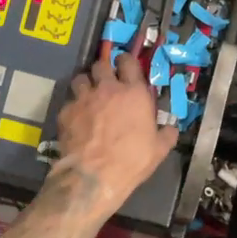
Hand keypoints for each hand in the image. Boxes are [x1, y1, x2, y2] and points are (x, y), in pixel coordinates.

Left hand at [53, 48, 177, 216]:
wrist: (94, 176)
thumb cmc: (132, 160)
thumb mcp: (159, 150)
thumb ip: (166, 134)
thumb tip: (171, 129)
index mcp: (134, 93)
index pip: (128, 62)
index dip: (126, 61)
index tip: (124, 66)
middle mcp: (107, 88)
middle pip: (100, 64)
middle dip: (103, 70)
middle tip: (105, 82)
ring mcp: (84, 98)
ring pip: (80, 78)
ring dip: (85, 85)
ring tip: (88, 97)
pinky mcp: (66, 111)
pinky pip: (69, 102)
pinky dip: (73, 108)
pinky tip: (76, 120)